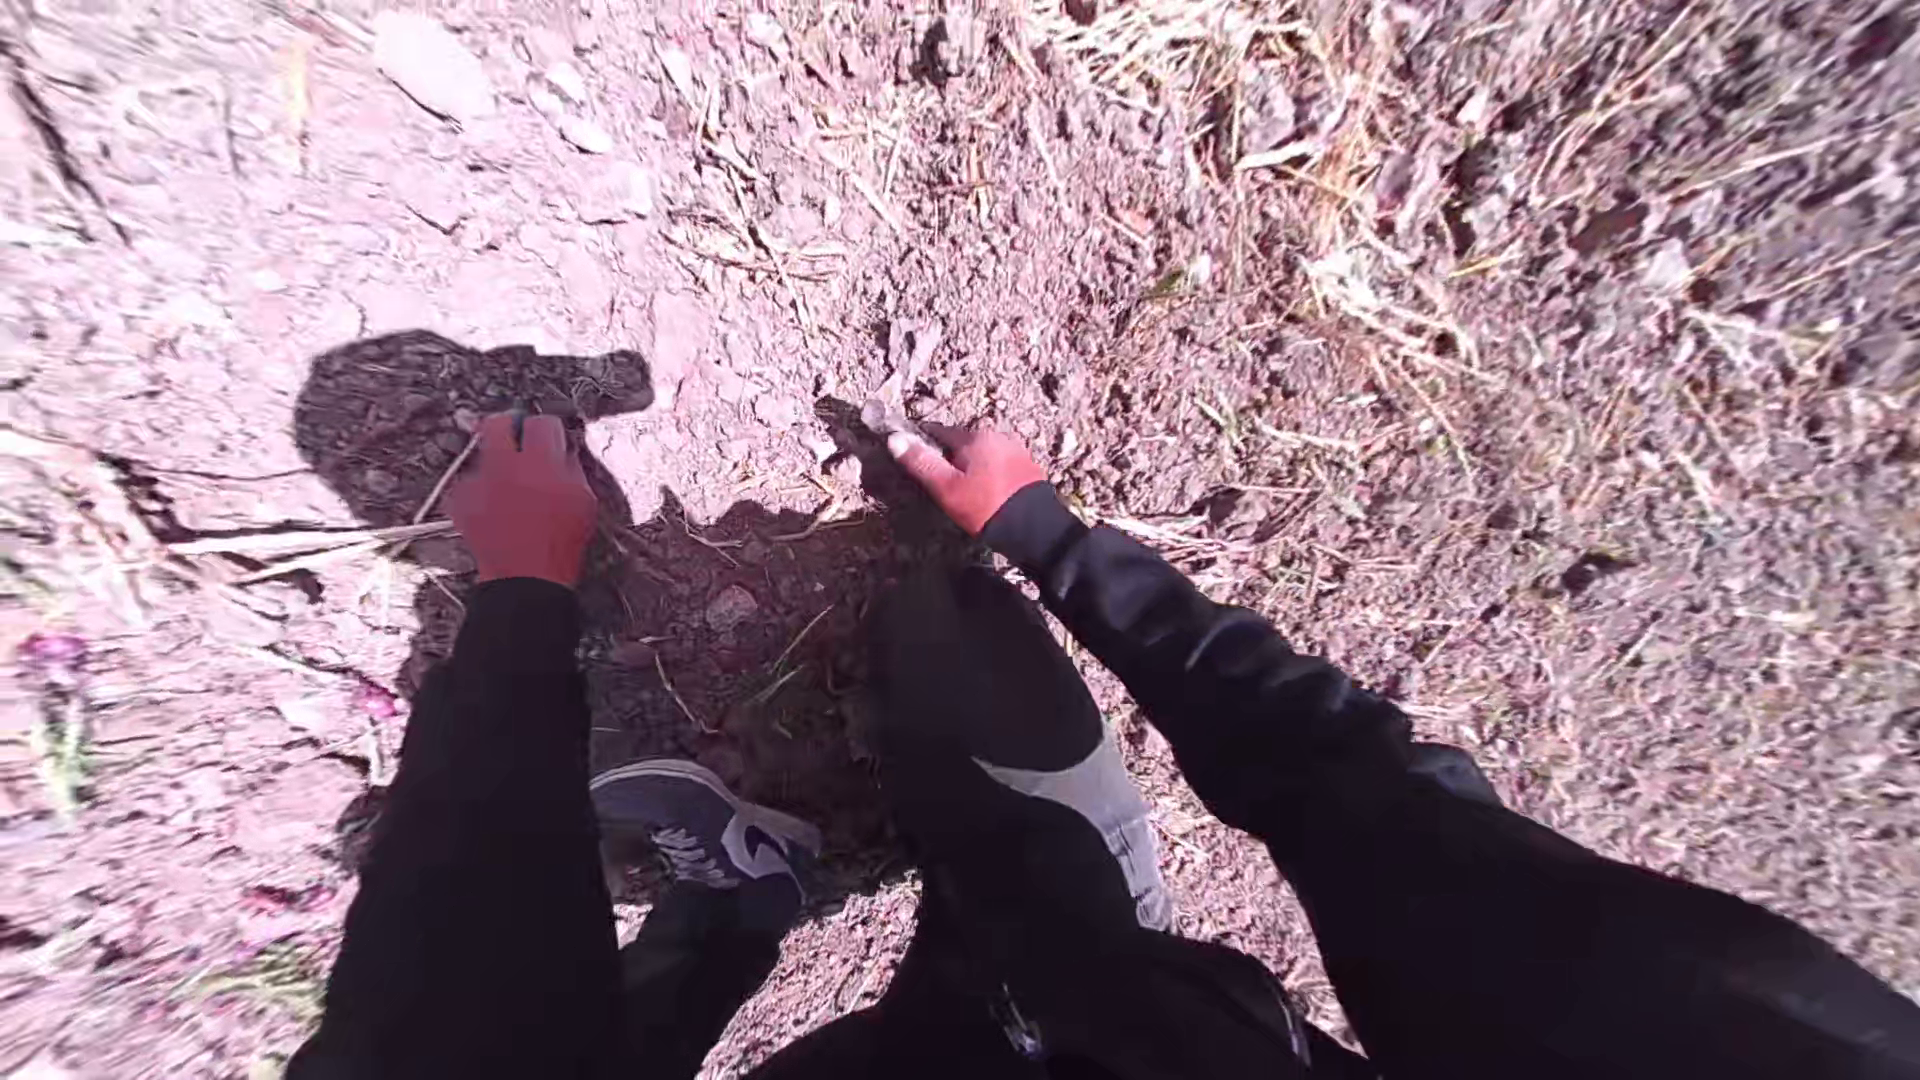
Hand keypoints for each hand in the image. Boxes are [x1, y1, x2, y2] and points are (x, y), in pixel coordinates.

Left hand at [448, 413, 597, 586]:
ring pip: (485, 453)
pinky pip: (472, 479)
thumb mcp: (584, 501)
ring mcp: (477, 481)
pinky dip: (486, 487)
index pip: (541, 424)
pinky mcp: (459, 498)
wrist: (527, 575)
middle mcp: (504, 466)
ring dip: (501, 461)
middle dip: (512, 425)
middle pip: (497, 423)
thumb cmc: (562, 541)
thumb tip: (565, 450)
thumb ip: (573, 469)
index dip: (550, 426)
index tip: (553, 433)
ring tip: (517, 485)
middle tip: (523, 437)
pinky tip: (501, 504)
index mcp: (541, 464)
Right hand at [886, 423, 1047, 534]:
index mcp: (975, 436)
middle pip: (962, 442)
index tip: (918, 463)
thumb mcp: (947, 488)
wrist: (1034, 528)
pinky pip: (999, 463)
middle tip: (944, 486)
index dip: (924, 446)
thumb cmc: (986, 507)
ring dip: (971, 467)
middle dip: (951, 458)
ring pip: (982, 453)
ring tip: (966, 493)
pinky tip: (987, 493)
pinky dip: (989, 473)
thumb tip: (894, 439)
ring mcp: (1015, 449)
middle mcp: (998, 435)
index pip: (938, 432)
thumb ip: (921, 462)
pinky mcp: (1027, 466)